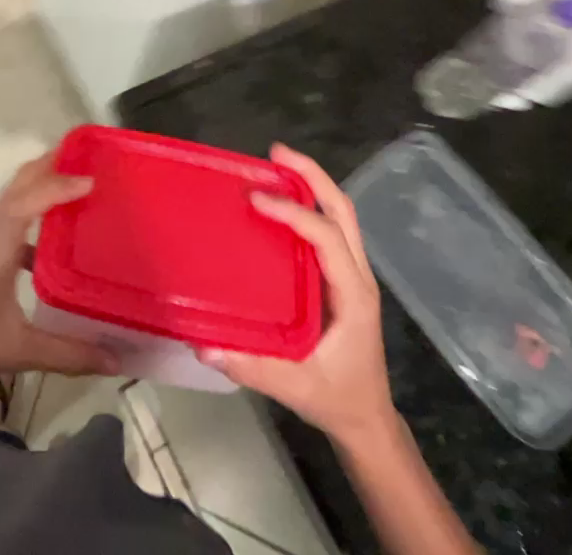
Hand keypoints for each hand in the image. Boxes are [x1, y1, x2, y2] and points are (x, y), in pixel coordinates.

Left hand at [0, 151, 119, 387]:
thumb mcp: (19, 349)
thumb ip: (69, 353)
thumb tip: (117, 360)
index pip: (33, 196)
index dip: (63, 183)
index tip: (97, 180)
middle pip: (23, 180)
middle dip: (56, 164)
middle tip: (95, 162)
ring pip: (17, 196)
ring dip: (46, 184)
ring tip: (85, 190)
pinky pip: (12, 217)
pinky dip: (37, 212)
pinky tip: (59, 242)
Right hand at [200, 145, 402, 447]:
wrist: (367, 418)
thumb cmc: (336, 398)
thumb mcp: (294, 387)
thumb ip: (251, 366)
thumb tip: (204, 344)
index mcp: (352, 295)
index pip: (328, 238)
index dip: (295, 213)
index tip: (257, 199)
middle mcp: (358, 275)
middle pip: (343, 210)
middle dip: (313, 176)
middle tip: (276, 152)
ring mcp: (353, 274)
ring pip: (341, 215)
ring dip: (313, 185)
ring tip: (277, 164)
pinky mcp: (342, 278)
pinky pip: (331, 230)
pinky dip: (309, 205)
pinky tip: (280, 203)